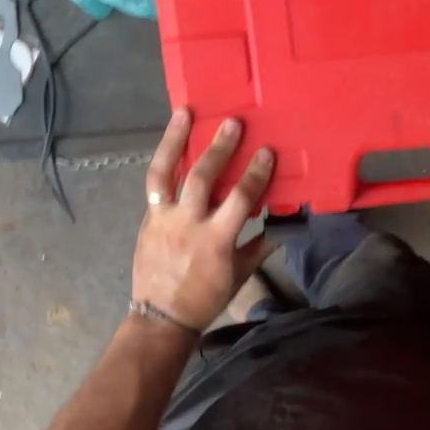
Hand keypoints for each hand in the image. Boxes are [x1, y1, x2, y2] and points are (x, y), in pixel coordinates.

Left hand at [132, 110, 274, 331]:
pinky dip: (163, 161)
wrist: (161, 316)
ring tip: (184, 113)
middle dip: (219, 150)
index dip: (255, 174)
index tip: (266, 152)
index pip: (241, 199)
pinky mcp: (148, 218)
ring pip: (166, 173)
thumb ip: (259, 247)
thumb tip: (282, 228)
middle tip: (232, 124)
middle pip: (204, 178)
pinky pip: (154, 184)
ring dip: (175, 141)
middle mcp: (188, 224)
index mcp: (217, 240)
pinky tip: (169, 142)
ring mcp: (163, 219)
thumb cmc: (205, 298)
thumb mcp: (239, 275)